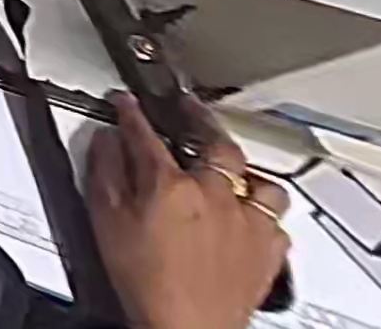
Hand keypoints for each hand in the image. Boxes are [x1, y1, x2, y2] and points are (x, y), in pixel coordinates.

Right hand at [86, 92, 291, 328]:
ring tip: (228, 159)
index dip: (131, 111)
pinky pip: (276, 221)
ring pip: (261, 181)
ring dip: (242, 166)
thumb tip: (107, 140)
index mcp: (170, 184)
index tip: (125, 102)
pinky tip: (249, 210)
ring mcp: (247, 225)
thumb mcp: (104, 214)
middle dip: (198, 117)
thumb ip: (104, 167)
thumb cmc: (144, 278)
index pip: (145, 132)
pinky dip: (262, 209)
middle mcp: (215, 197)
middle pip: (216, 143)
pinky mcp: (268, 254)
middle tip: (187, 107)